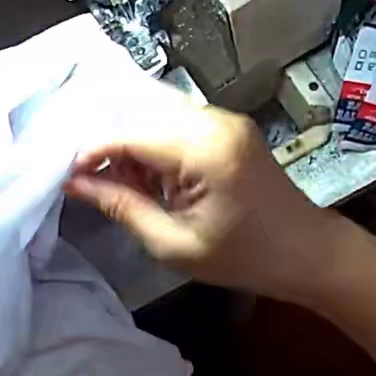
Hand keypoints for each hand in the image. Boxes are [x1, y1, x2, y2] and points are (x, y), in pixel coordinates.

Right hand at [66, 103, 346, 303]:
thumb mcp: (174, 243)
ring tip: (123, 185)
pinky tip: (150, 177)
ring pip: (156, 118)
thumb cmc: (244, 257)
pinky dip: (155, 147)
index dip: (92, 153)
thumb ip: (122, 206)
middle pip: (141, 119)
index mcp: (205, 148)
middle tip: (91, 184)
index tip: (67, 178)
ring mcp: (225, 119)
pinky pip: (177, 125)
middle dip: (111, 149)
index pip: (130, 135)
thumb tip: (75, 184)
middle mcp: (214, 120)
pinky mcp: (228, 127)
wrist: (309, 251)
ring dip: (133, 148)